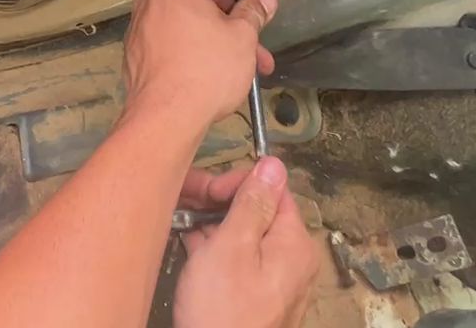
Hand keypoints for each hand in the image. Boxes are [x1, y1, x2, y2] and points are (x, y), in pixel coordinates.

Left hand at [123, 0, 275, 131]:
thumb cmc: (205, 70)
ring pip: (184, 32)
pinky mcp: (135, 57)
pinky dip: (186, 60)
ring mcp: (139, 29)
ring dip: (210, 49)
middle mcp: (150, 1)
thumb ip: (253, 12)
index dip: (235, 7)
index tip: (247, 26)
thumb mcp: (242, 36)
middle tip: (251, 56)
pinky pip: (168, 51)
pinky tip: (206, 83)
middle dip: (227, 33)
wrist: (167, 116)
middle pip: (198, 10)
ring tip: (235, 76)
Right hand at [174, 158, 319, 327]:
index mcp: (293, 244)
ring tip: (182, 225)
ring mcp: (274, 280)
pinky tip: (189, 249)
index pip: (271, 187)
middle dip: (219, 205)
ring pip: (242, 234)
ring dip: (211, 226)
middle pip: (256, 210)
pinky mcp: (255, 296)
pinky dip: (213, 250)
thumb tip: (273, 163)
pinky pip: (237, 259)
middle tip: (187, 209)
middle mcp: (290, 260)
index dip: (237, 183)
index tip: (209, 193)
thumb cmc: (221, 315)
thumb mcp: (231, 247)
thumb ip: (252, 202)